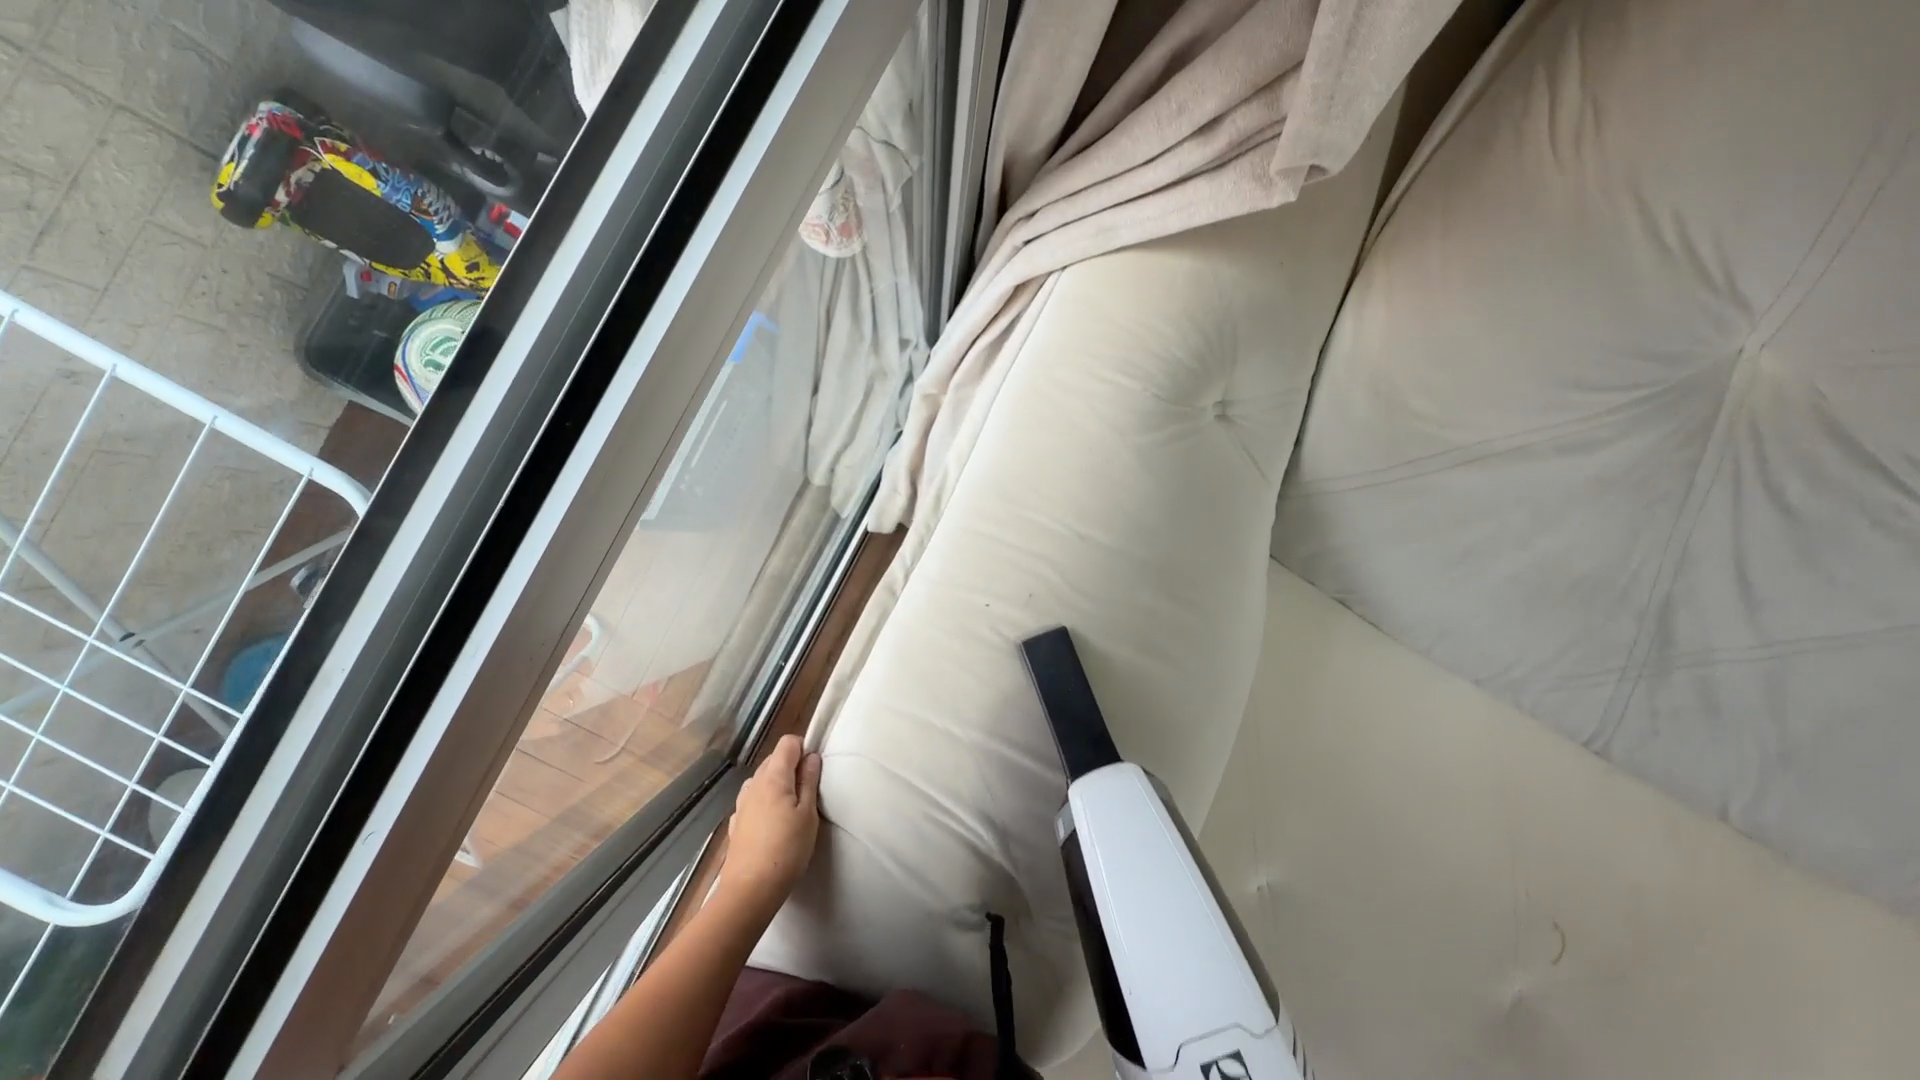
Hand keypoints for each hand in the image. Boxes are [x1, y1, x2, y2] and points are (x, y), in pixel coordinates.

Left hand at [716, 735, 821, 913]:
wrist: (751, 888)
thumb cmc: (787, 849)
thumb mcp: (808, 814)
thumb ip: (810, 781)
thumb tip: (811, 756)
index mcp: (773, 776)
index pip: (788, 742)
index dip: (805, 749)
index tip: (816, 770)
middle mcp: (753, 783)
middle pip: (774, 759)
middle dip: (792, 767)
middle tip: (809, 793)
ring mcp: (741, 802)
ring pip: (762, 780)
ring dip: (778, 785)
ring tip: (791, 810)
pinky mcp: (736, 822)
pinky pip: (754, 800)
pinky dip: (765, 802)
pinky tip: (772, 824)